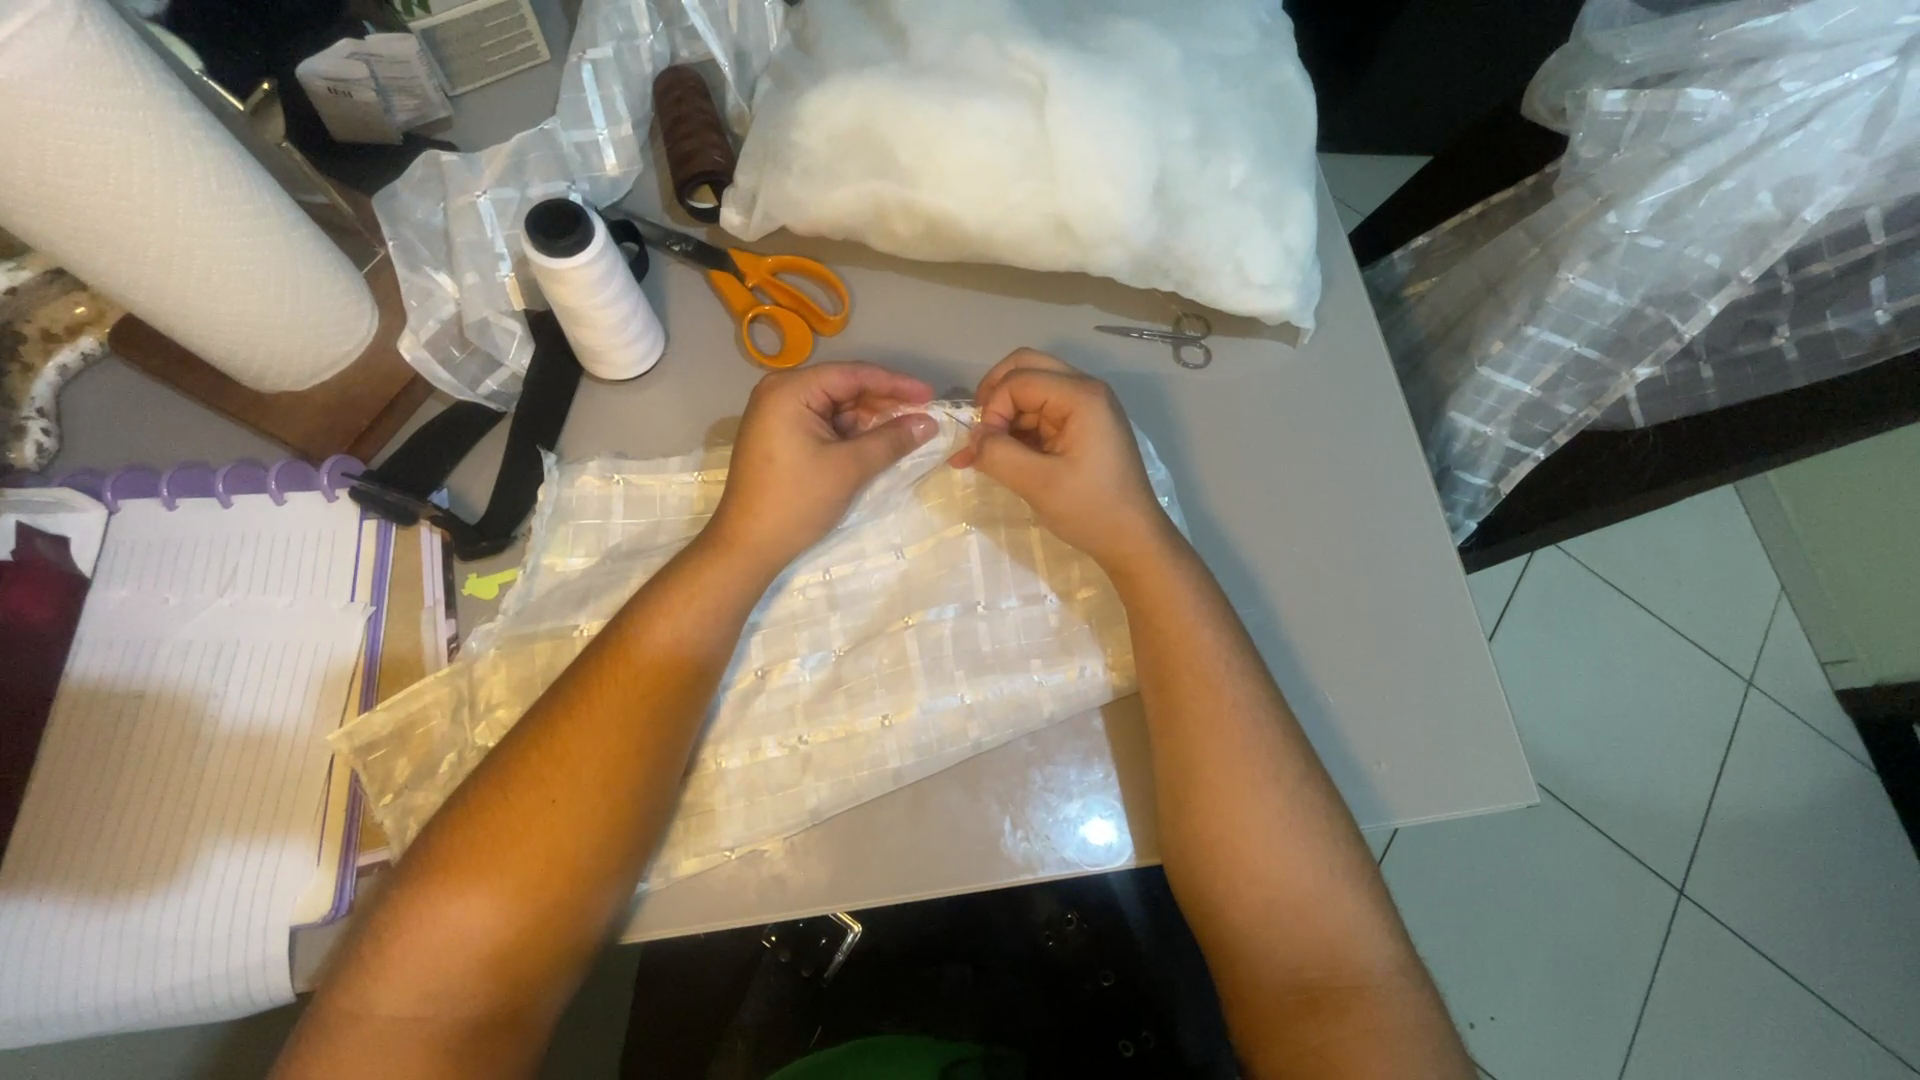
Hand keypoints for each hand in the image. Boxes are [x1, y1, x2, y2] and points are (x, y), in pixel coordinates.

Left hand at [704, 362, 938, 574]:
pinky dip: (850, 433)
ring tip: (906, 431)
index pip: (853, 375)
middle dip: (883, 402)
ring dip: (869, 419)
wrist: (748, 545)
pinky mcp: (780, 437)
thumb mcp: (849, 468)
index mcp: (790, 390)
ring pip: (835, 407)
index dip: (895, 384)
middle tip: (922, 415)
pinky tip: (877, 443)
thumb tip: (929, 423)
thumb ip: (891, 440)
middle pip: (843, 387)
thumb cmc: (797, 501)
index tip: (929, 395)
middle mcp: (780, 392)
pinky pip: (823, 424)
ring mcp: (777, 415)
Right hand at [949, 349, 1178, 572]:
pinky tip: (997, 459)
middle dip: (994, 398)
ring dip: (1002, 419)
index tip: (986, 448)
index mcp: (1081, 396)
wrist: (1132, 539)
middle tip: (977, 431)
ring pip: (1029, 393)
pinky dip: (1016, 432)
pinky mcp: (1081, 429)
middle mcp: (1085, 391)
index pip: (1019, 380)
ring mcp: (1085, 409)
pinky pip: (1039, 416)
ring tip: (980, 456)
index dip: (993, 409)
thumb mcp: (1038, 484)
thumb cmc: (1090, 509)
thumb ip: (998, 454)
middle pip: (1026, 369)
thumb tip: (972, 438)